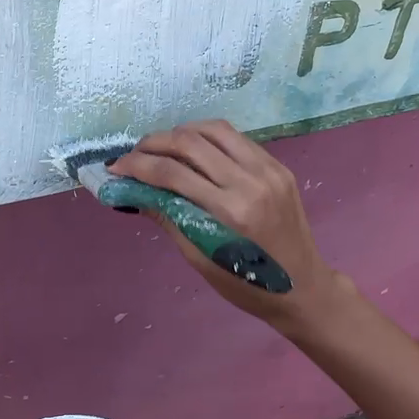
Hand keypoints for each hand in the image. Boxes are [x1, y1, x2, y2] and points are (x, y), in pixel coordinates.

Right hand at [107, 120, 352, 330]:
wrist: (304, 288)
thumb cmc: (247, 285)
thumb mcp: (199, 258)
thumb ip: (167, 216)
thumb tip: (132, 190)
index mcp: (229, 212)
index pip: (172, 174)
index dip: (137, 166)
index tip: (115, 168)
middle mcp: (250, 182)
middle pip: (190, 142)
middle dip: (153, 143)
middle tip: (134, 155)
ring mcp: (268, 170)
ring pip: (214, 129)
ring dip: (181, 132)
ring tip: (161, 147)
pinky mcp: (278, 166)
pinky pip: (236, 139)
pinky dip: (208, 138)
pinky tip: (194, 150)